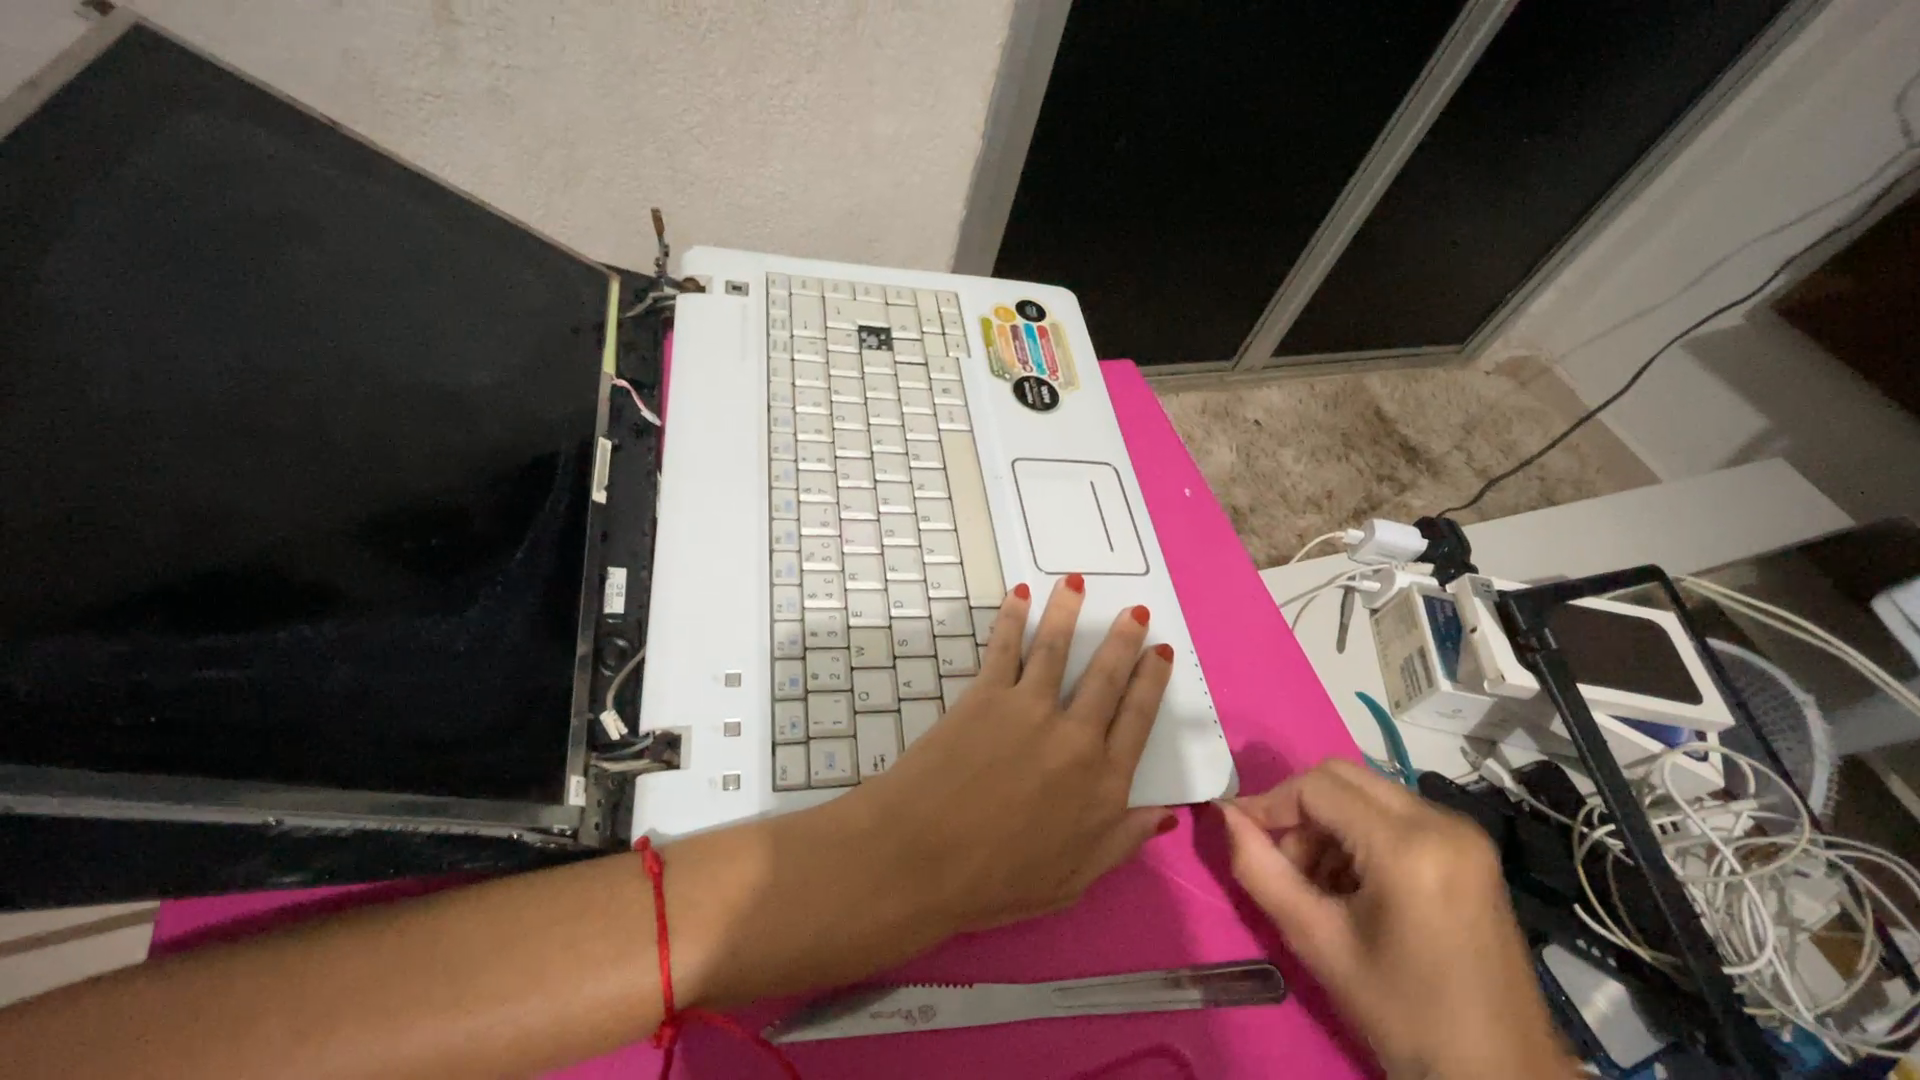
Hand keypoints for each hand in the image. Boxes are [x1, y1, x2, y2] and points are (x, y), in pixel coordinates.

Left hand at [850, 574, 1177, 931]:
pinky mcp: (984, 697)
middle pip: (1107, 678)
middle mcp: (1074, 739)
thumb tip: (1165, 812)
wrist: (920, 859)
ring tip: (1076, 584)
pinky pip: (1004, 647)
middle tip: (1135, 611)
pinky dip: (1012, 617)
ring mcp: (1028, 711)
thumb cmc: (994, 883)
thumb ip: (1120, 842)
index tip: (1161, 654)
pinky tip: (1020, 594)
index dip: (1152, 684)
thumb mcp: (1072, 881)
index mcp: (1102, 785)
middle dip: (1123, 640)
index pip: (1138, 721)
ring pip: (1058, 650)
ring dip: (1069, 614)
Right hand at [1220, 760, 1578, 1079]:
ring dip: (1330, 825)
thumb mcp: (1318, 942)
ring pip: (1369, 795)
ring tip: (1318, 886)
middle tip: (1284, 865)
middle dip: (1300, 811)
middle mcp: (1443, 822)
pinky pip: (1399, 816)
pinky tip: (1355, 889)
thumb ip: (1261, 871)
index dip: (1270, 802)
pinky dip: (1362, 836)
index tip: (1241, 832)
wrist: (1499, 1073)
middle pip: (1344, 778)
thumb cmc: (1402, 1014)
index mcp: (1409, 846)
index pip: (1318, 787)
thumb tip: (1226, 816)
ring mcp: (1464, 835)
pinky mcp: (1472, 851)